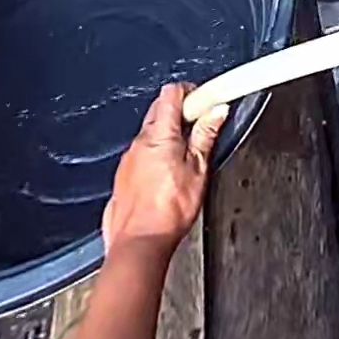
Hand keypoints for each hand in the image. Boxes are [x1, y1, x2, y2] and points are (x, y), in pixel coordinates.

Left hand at [103, 83, 227, 262]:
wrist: (138, 246)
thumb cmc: (168, 212)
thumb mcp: (198, 170)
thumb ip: (206, 135)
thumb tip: (217, 111)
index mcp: (159, 134)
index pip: (171, 93)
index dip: (189, 92)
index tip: (203, 103)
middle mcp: (139, 141)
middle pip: (158, 108)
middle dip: (179, 112)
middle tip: (198, 128)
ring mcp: (128, 159)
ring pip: (148, 132)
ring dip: (166, 134)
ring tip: (184, 156)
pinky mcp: (122, 177)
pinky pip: (139, 154)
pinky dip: (153, 155)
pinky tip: (165, 176)